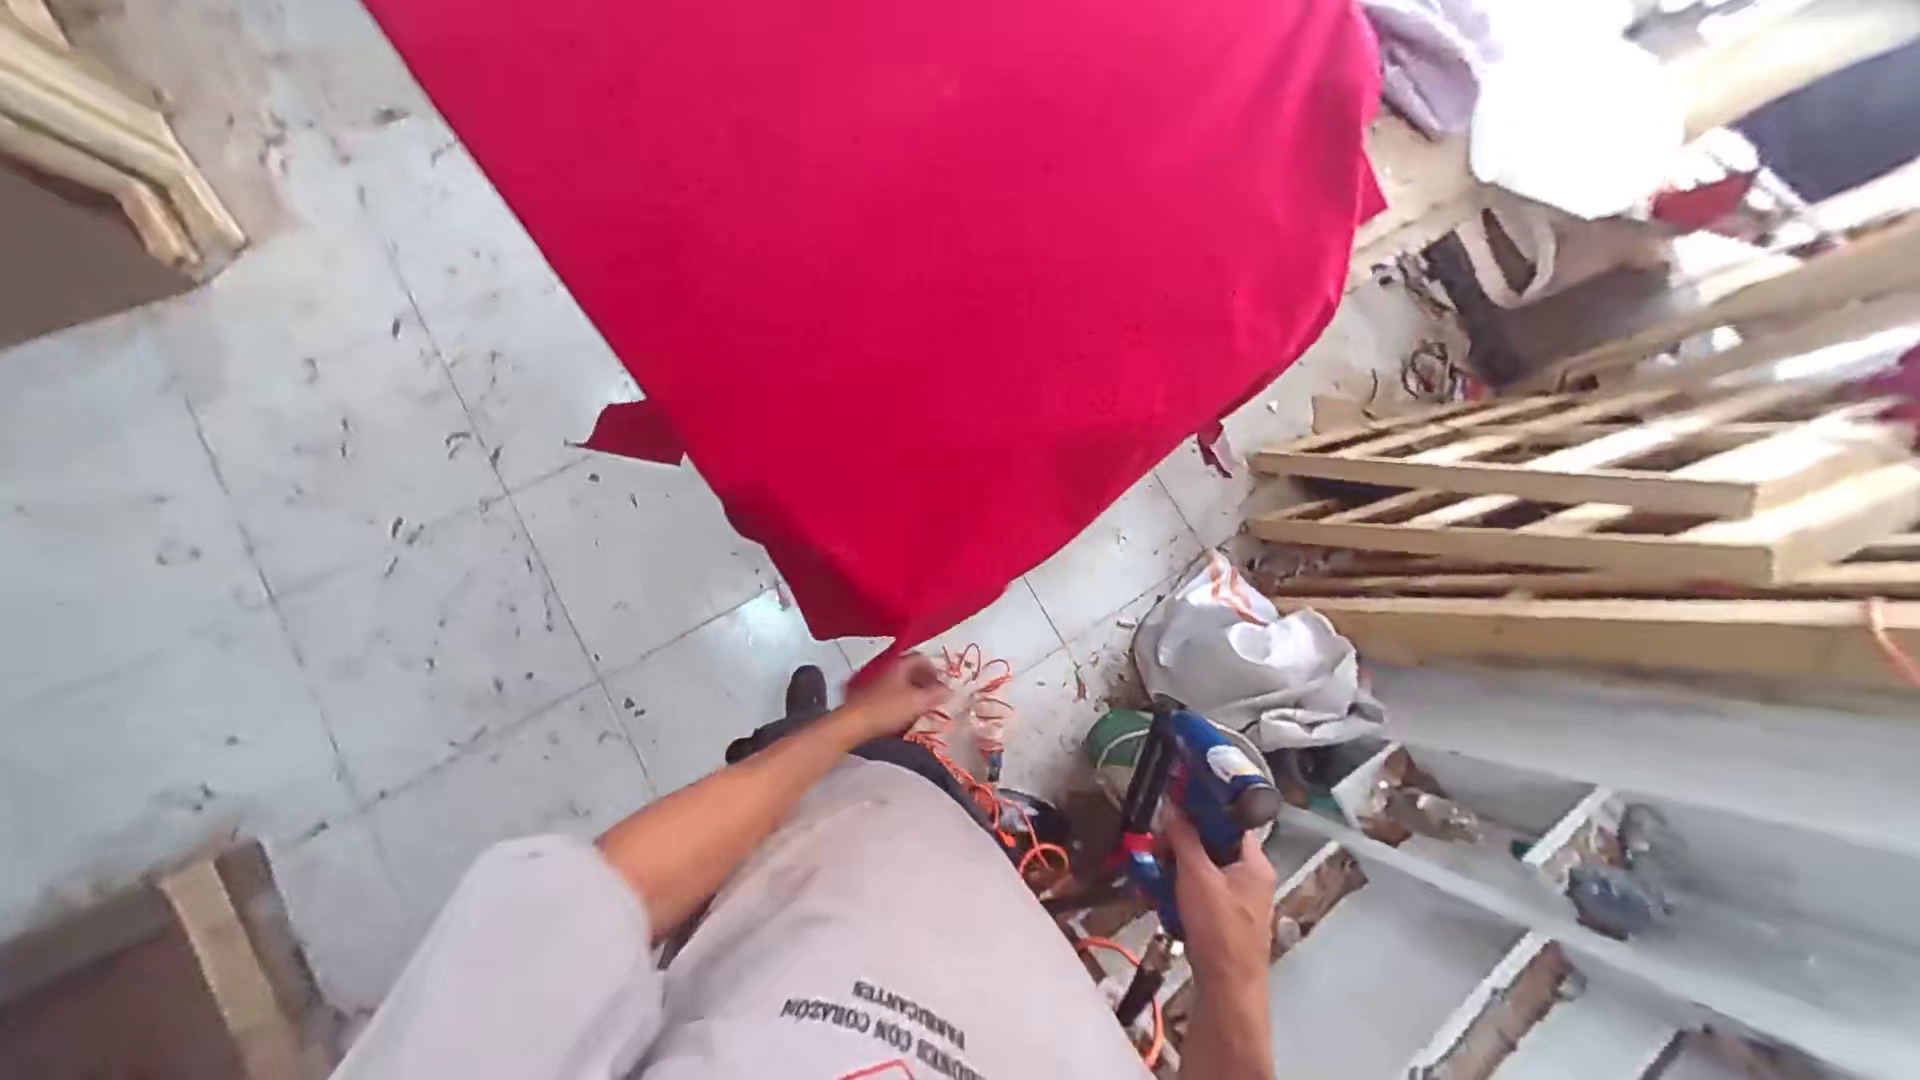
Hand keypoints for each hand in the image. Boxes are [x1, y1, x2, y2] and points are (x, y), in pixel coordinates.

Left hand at [838, 653, 950, 740]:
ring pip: (900, 680)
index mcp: (900, 664)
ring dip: (914, 690)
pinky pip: (891, 691)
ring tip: (921, 705)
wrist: (853, 723)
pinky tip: (904, 712)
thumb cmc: (886, 709)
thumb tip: (949, 690)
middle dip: (925, 680)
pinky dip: (902, 698)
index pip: (922, 658)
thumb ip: (936, 695)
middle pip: (911, 668)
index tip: (942, 684)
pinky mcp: (868, 694)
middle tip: (934, 694)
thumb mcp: (917, 702)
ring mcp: (876, 680)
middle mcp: (888, 667)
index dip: (935, 669)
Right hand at [1166, 808, 1276, 990]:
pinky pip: (1197, 888)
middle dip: (1180, 841)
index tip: (1174, 804)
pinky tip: (1156, 889)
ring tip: (1150, 865)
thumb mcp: (1196, 875)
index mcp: (1254, 863)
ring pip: (1201, 866)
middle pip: (1211, 843)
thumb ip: (1183, 837)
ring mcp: (1236, 898)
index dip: (1202, 809)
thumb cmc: (1218, 926)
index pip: (1230, 820)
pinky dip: (1178, 885)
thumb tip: (1171, 806)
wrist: (1226, 989)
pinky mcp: (1221, 915)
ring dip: (1174, 863)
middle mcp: (1249, 876)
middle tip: (1156, 841)